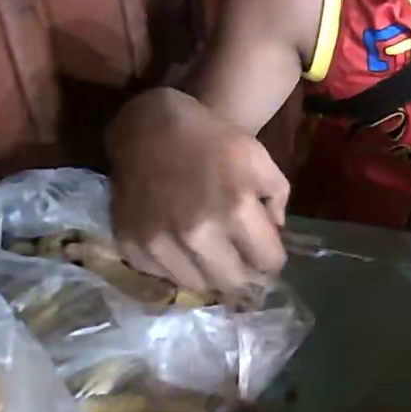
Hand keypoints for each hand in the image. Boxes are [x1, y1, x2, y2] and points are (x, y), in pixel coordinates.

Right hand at [105, 88, 290, 293]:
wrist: (153, 127)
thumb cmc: (215, 141)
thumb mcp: (261, 161)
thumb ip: (278, 201)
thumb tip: (275, 236)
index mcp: (236, 210)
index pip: (268, 262)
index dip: (273, 258)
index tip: (268, 252)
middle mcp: (197, 233)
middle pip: (233, 283)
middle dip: (245, 274)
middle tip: (243, 261)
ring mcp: (161, 243)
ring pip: (198, 284)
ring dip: (211, 274)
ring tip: (215, 254)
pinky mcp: (132, 246)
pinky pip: (164, 277)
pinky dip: (179, 268)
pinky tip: (185, 248)